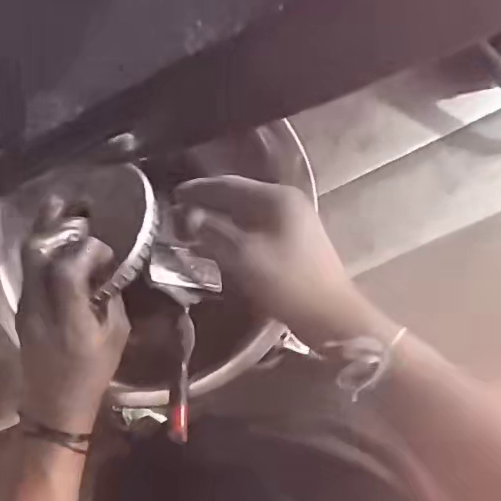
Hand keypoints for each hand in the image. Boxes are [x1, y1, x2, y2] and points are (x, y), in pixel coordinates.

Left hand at [17, 198, 130, 433]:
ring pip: (27, 258)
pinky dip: (43, 250)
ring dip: (45, 231)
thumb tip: (105, 269)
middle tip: (76, 208)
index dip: (87, 250)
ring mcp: (26, 306)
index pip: (67, 269)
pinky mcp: (21, 308)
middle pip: (37, 253)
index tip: (105, 254)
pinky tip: (57, 241)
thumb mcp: (116, 336)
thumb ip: (110, 298)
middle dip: (56, 224)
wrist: (54, 404)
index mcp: (70, 320)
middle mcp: (41, 308)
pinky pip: (29, 270)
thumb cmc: (93, 374)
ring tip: (61, 208)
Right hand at [173, 175, 396, 345]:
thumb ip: (212, 232)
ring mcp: (294, 222)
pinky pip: (256, 229)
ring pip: (247, 214)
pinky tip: (219, 244)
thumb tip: (186, 216)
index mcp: (276, 197)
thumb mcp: (244, 256)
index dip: (197, 190)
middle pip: (238, 196)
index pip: (228, 184)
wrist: (330, 316)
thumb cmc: (287, 283)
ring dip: (219, 220)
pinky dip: (234, 233)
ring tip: (192, 229)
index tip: (171, 196)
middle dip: (206, 204)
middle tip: (177, 214)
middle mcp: (287, 202)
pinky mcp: (295, 242)